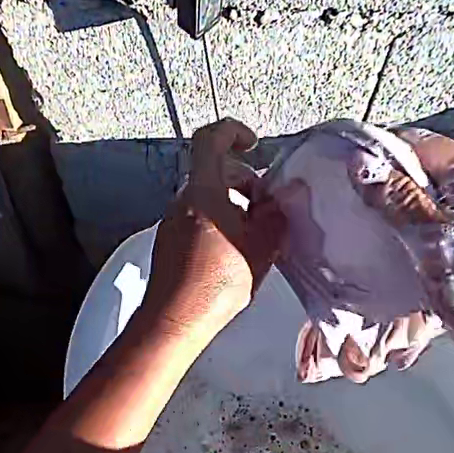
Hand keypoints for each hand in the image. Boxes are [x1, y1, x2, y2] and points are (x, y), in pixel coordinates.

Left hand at [136, 119, 284, 343]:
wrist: (175, 320)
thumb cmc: (217, 282)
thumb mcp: (261, 247)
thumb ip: (276, 216)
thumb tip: (283, 199)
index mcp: (203, 191)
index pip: (210, 139)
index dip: (233, 132)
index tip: (253, 144)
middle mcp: (182, 201)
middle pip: (213, 172)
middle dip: (244, 181)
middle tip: (266, 205)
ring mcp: (172, 222)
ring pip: (207, 198)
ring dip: (234, 205)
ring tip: (257, 233)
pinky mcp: (170, 243)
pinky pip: (199, 220)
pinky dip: (221, 223)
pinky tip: (238, 251)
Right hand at [353, 129, 453, 387]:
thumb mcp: (438, 245)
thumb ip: (400, 202)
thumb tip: (363, 164)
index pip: (423, 145)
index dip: (381, 153)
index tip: (344, 170)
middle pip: (427, 174)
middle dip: (388, 188)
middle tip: (351, 205)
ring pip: (433, 205)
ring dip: (401, 216)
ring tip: (367, 229)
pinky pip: (442, 230)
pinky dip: (419, 237)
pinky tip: (398, 253)